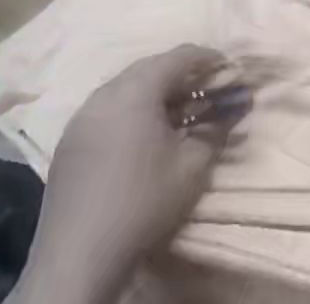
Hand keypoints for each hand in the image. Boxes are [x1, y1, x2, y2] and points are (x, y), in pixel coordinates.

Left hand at [11, 45, 237, 303]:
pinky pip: (107, 109)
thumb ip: (218, 128)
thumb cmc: (144, 200)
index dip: (208, 59)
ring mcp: (83, 114)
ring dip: (155, 94)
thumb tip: (239, 104)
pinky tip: (141, 138)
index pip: (179, 56)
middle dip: (182, 76)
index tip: (229, 71)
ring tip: (177, 116)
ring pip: (126, 87)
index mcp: (137, 88)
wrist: (79, 254)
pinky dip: (130, 111)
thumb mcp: (192, 166)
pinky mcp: (70, 139)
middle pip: (151, 68)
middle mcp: (106, 90)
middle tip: (206, 94)